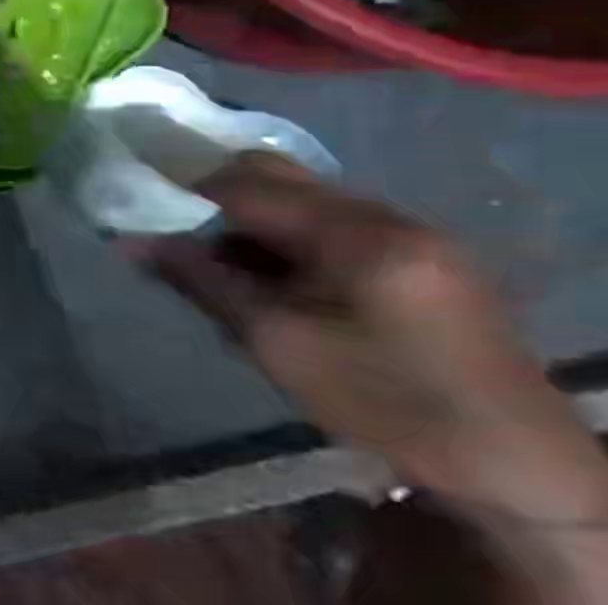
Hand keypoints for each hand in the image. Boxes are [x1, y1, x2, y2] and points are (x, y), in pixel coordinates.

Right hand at [132, 153, 607, 525]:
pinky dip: (285, 239)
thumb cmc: (383, 400)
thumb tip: (129, 241)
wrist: (517, 469)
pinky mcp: (419, 258)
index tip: (136, 199)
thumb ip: (201, 280)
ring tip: (218, 266)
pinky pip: (329, 225)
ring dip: (249, 221)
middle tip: (172, 229)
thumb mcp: (275, 342)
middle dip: (214, 196)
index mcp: (356, 233)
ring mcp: (410, 235)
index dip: (182, 186)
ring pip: (300, 199)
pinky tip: (271, 280)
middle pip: (276, 176)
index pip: (245, 183)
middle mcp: (386, 217)